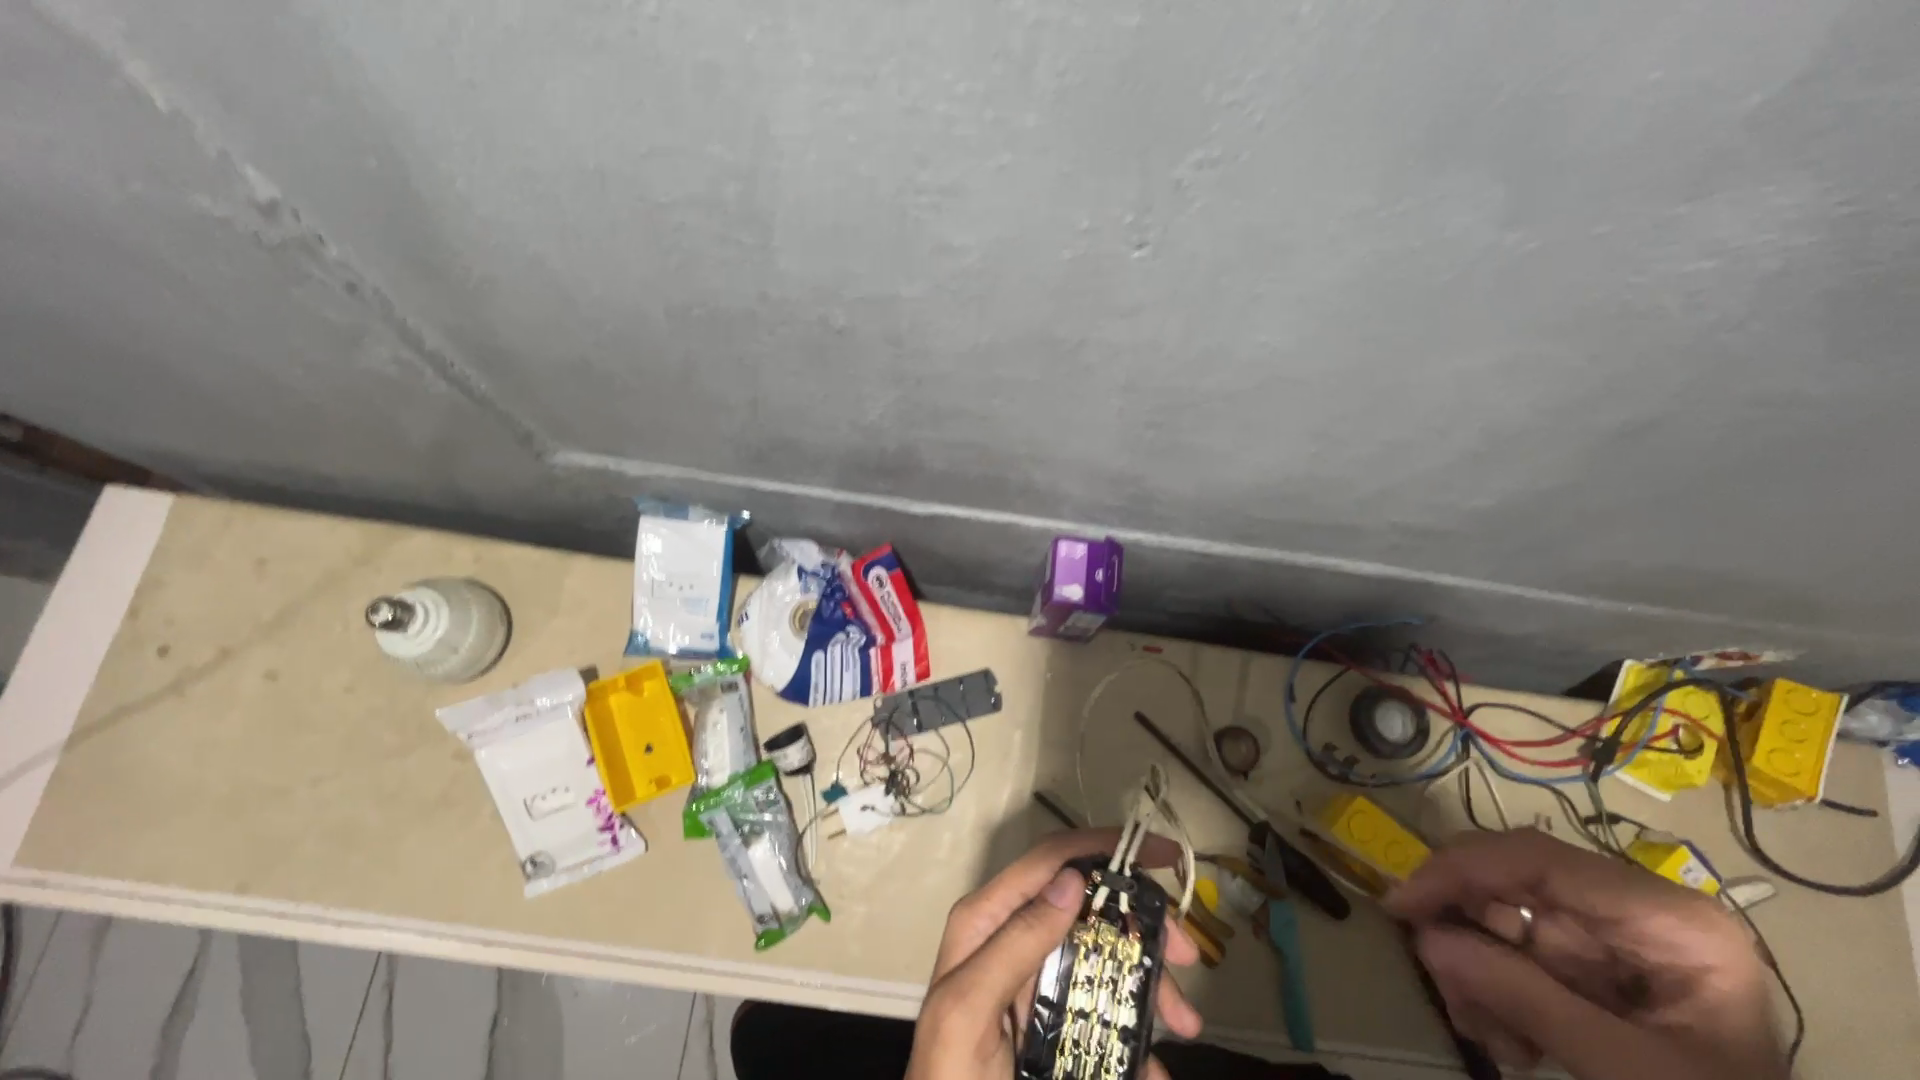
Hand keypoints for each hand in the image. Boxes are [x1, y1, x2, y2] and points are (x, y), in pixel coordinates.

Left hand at [907, 828, 1202, 1079]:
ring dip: (1151, 985)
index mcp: (990, 920)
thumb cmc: (949, 1074)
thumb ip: (1015, 942)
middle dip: (1144, 927)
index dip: (1106, 845)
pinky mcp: (1057, 1017)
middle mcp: (1017, 936)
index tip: (1166, 854)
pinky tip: (1152, 1066)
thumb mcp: (970, 1008)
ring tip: (1183, 1025)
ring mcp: (1040, 977)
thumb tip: (1071, 877)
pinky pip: (1107, 1009)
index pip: (1052, 859)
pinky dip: (1137, 1031)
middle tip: (1187, 957)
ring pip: (1108, 956)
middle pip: (1092, 907)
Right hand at [1387, 829, 1786, 1079]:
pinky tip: (1510, 1042)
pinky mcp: (1599, 968)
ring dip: (1479, 975)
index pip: (1539, 859)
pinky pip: (1520, 957)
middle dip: (1469, 937)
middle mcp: (1639, 911)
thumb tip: (1425, 939)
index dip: (1459, 871)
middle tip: (1442, 987)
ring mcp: (1618, 939)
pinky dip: (1498, 994)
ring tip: (1490, 1038)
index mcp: (1668, 918)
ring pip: (1506, 922)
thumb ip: (1525, 999)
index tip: (1400, 905)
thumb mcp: (1623, 1069)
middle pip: (1515, 887)